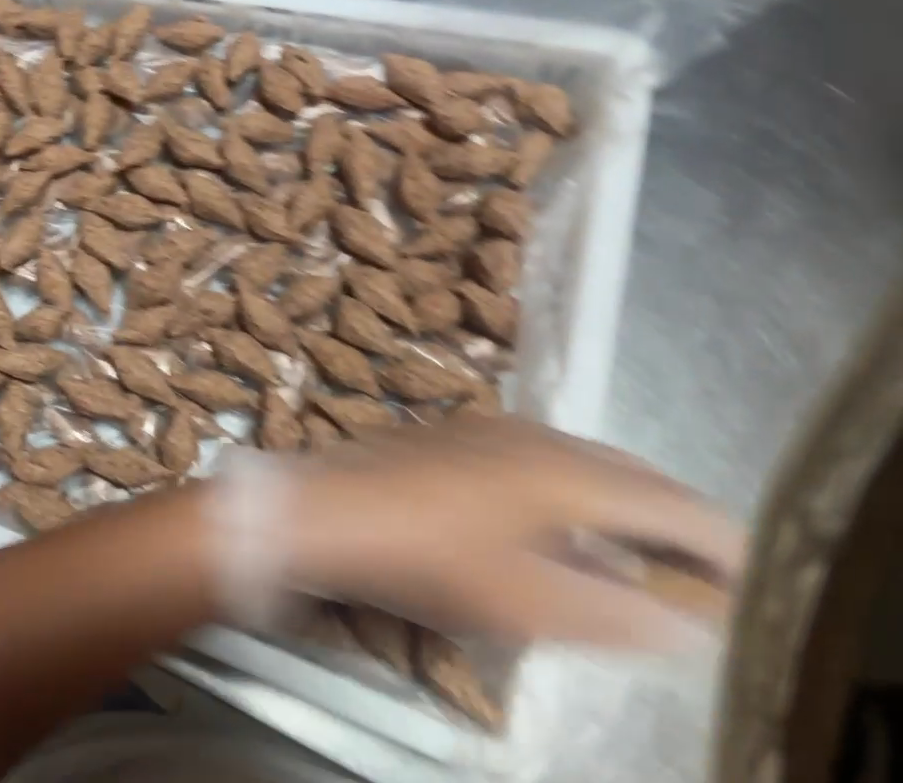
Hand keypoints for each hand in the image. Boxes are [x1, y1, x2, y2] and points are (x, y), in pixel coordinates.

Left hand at [213, 414, 745, 648]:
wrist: (316, 510)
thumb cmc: (420, 557)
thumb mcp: (523, 603)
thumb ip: (613, 613)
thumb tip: (684, 624)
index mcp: (568, 472)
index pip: (677, 505)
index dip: (719, 550)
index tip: (736, 590)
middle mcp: (534, 436)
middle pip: (630, 476)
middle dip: (666, 524)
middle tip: (690, 574)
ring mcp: (484, 427)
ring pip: (577, 462)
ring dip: (610, 505)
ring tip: (625, 554)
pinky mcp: (446, 434)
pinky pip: (530, 458)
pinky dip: (559, 491)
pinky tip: (543, 523)